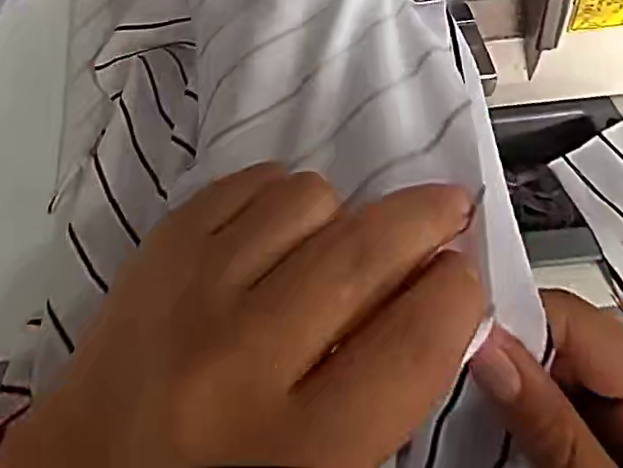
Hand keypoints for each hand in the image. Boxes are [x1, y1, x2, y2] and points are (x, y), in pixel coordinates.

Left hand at [0, 163, 486, 467]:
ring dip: (342, 211)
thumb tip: (435, 298)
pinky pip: (250, 181)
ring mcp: (191, 289)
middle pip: (363, 252)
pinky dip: (282, 193)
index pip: (410, 346)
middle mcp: (240, 360)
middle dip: (426, 217)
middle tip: (449, 206)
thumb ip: (383, 395)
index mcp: (294, 451)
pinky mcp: (159, 246)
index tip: (462, 275)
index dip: (456, 295)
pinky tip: (281, 228)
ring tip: (337, 241)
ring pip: (307, 198)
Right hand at [468, 288, 622, 467]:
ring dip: (512, 400)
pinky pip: (565, 423)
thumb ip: (555, 430)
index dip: (516, 322)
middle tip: (450, 388)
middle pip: (569, 351)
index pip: (582, 323)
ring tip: (466, 419)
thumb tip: (487, 346)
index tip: (456, 340)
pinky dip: (528, 431)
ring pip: (559, 387)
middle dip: (509, 365)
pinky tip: (494, 444)